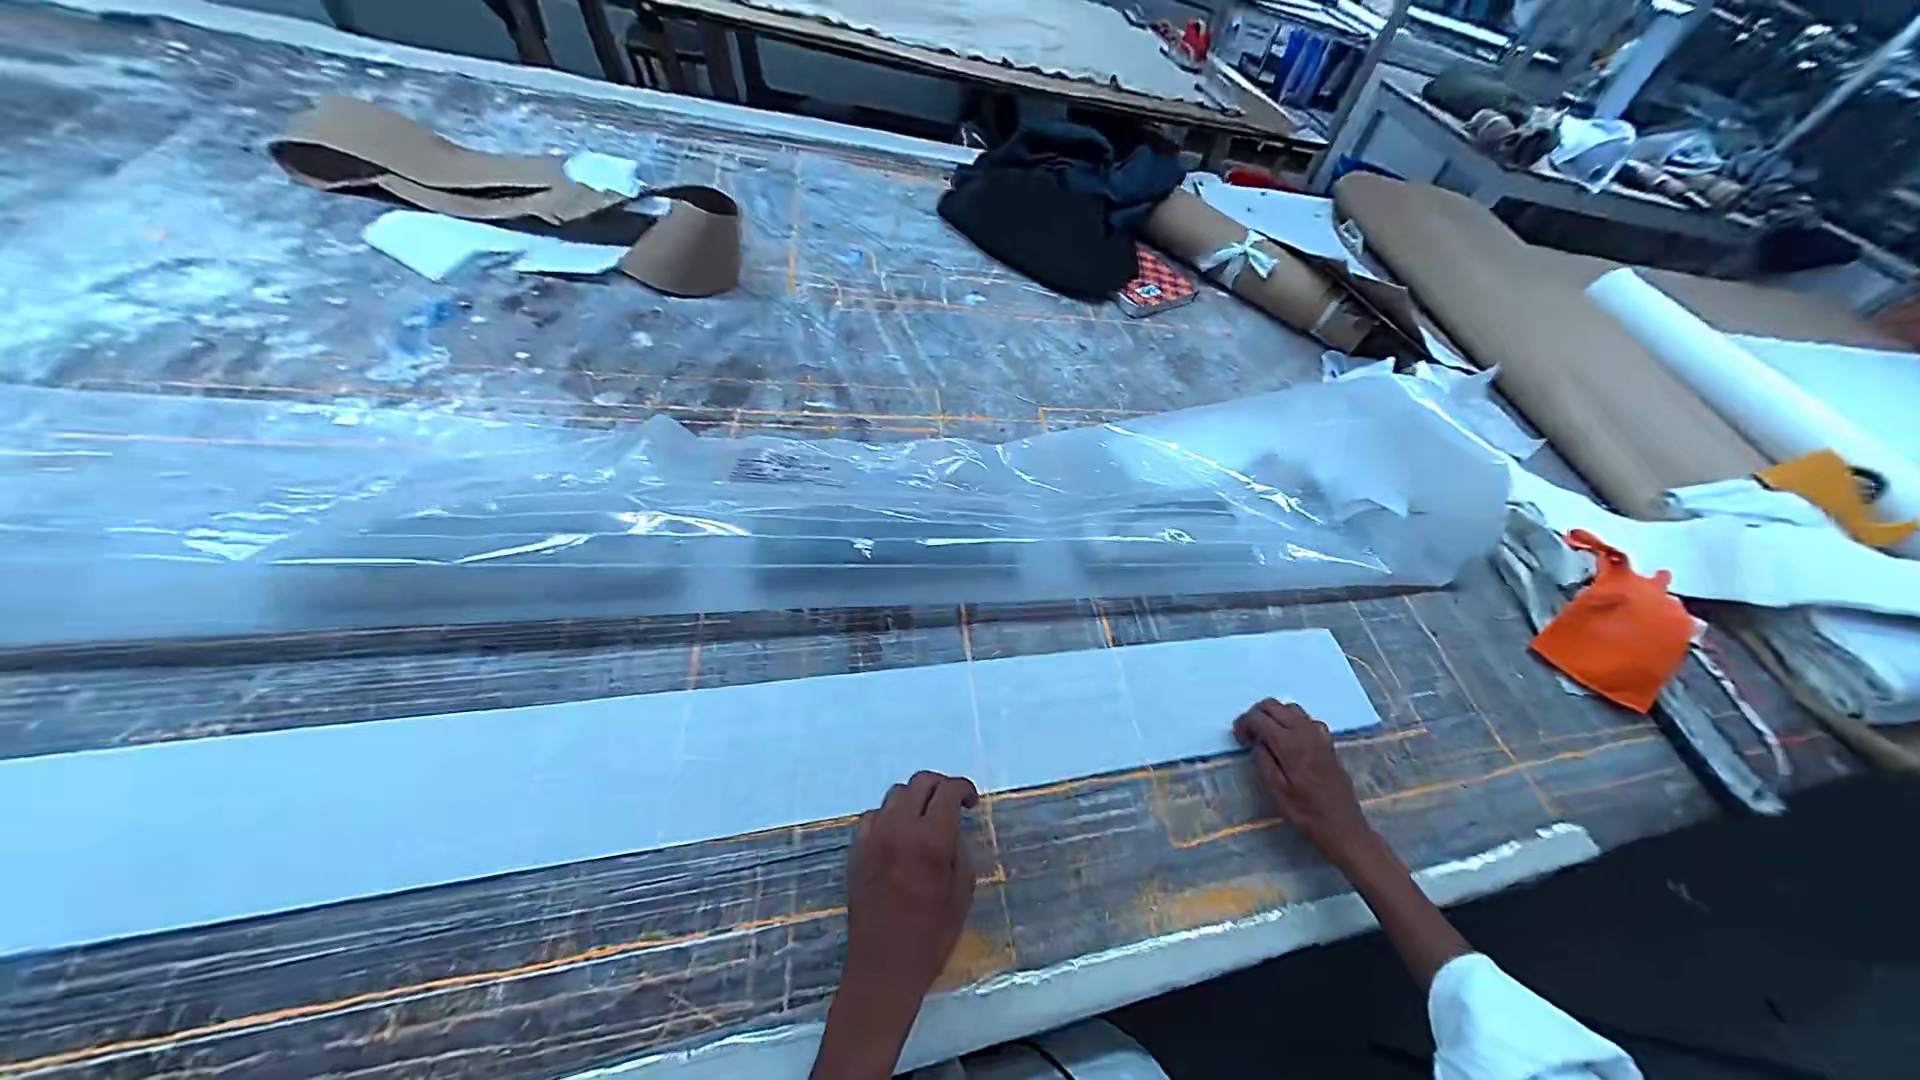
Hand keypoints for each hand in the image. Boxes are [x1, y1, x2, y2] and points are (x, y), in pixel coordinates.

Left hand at [843, 770, 978, 998]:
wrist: (883, 967)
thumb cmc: (931, 936)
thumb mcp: (961, 892)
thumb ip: (959, 850)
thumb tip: (952, 828)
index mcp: (931, 839)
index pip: (948, 790)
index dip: (964, 789)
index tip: (970, 802)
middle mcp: (900, 828)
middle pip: (920, 782)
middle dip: (940, 787)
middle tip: (950, 805)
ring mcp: (874, 836)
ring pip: (896, 794)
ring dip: (914, 800)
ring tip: (924, 820)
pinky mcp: (856, 849)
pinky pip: (874, 816)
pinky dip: (889, 817)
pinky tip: (898, 836)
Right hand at [1234, 699, 1375, 864]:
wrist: (1343, 827)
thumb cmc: (1306, 812)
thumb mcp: (1276, 790)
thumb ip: (1262, 760)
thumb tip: (1257, 742)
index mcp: (1290, 743)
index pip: (1258, 718)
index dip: (1243, 724)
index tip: (1240, 740)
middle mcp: (1305, 732)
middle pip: (1273, 705)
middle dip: (1256, 715)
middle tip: (1249, 736)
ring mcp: (1319, 735)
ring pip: (1289, 708)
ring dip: (1273, 716)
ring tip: (1267, 737)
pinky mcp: (1327, 742)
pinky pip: (1305, 719)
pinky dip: (1291, 721)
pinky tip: (1289, 740)